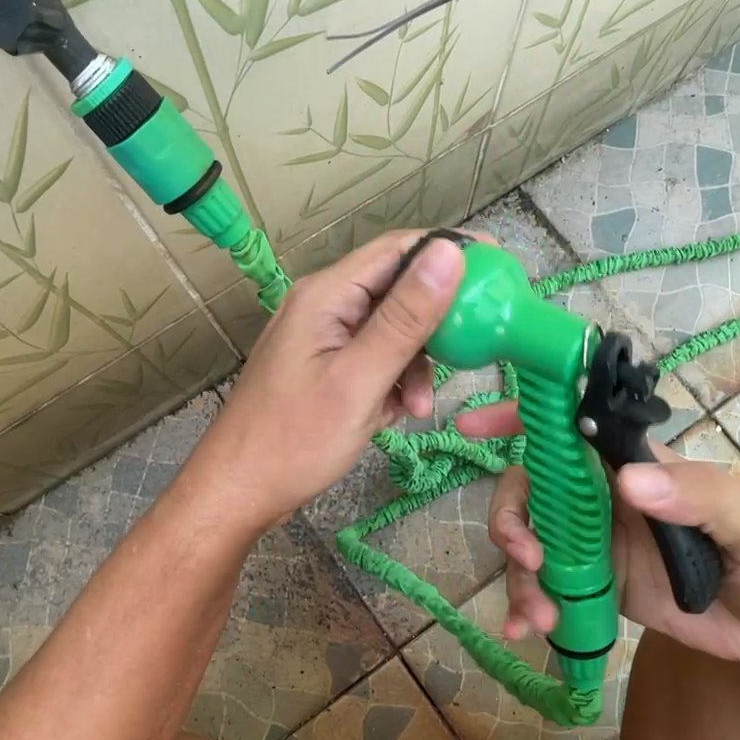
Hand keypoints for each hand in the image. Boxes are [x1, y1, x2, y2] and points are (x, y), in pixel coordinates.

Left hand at [191, 230, 464, 532]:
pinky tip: (393, 415)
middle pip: (397, 290)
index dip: (450, 249)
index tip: (499, 265)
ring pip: (390, 331)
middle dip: (434, 324)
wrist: (239, 491)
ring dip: (414, 365)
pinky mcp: (325, 367)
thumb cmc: (294, 440)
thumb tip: (449, 253)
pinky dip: (392, 383)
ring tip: (417, 408)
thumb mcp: (360, 379)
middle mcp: (323, 306)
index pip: (398, 249)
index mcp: (326, 295)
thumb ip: (405, 318)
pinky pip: (374, 359)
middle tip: (472, 350)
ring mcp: (322, 338)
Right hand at [458, 402, 739, 667]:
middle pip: (531, 490)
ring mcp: (597, 545)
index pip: (569, 429)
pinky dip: (526, 606)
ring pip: (531, 543)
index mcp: (637, 467)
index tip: (473, 425)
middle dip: (511, 518)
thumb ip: (699, 495)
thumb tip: (627, 483)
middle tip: (528, 559)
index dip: (520, 417)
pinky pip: (547, 589)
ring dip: (519, 575)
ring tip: (541, 617)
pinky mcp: (597, 588)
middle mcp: (606, 499)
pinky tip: (526, 631)